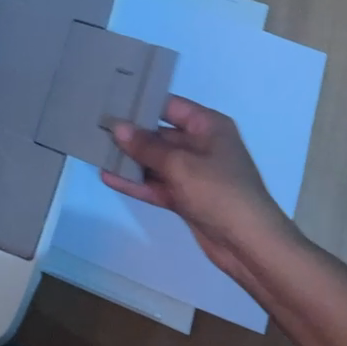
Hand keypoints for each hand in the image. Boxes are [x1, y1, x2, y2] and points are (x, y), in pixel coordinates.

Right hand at [103, 96, 293, 276]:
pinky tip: (109, 177)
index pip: (170, 106)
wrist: (250, 246)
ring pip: (157, 162)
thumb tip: (117, 127)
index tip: (112, 99)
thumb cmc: (220, 192)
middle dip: (132, 134)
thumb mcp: (180, 165)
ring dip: (131, 160)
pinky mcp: (188, 198)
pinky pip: (158, 184)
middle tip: (96, 126)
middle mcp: (202, 145)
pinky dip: (137, 183)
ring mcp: (195, 174)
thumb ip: (147, 146)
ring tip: (96, 150)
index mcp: (208, 126)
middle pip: (161, 134)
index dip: (143, 102)